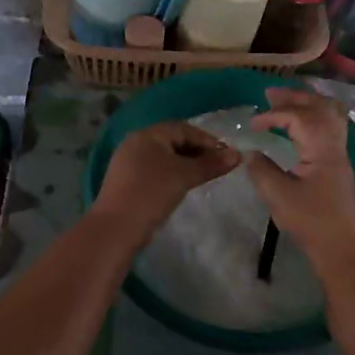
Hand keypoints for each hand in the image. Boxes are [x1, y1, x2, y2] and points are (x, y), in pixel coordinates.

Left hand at [93, 121, 239, 237]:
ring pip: (163, 157)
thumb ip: (211, 164)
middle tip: (217, 167)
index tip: (226, 155)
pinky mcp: (126, 180)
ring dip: (185, 164)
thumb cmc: (152, 193)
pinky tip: (181, 186)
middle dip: (197, 151)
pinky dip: (171, 174)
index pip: (182, 128)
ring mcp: (127, 162)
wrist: (116, 226)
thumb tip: (237, 155)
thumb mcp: (184, 176)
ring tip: (203, 177)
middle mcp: (135, 143)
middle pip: (172, 140)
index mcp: (147, 135)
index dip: (207, 140)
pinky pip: (154, 170)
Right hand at [246, 88, 354, 256]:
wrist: (340, 245)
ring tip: (285, 101)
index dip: (273, 115)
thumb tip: (250, 153)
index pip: (298, 117)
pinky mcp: (337, 164)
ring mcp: (339, 154)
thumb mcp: (278, 196)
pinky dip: (313, 118)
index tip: (252, 124)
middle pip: (319, 108)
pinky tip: (299, 126)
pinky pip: (330, 128)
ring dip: (307, 104)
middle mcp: (334, 145)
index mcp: (321, 149)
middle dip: (294, 98)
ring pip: (329, 116)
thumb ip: (261, 170)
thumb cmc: (310, 220)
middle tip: (269, 94)